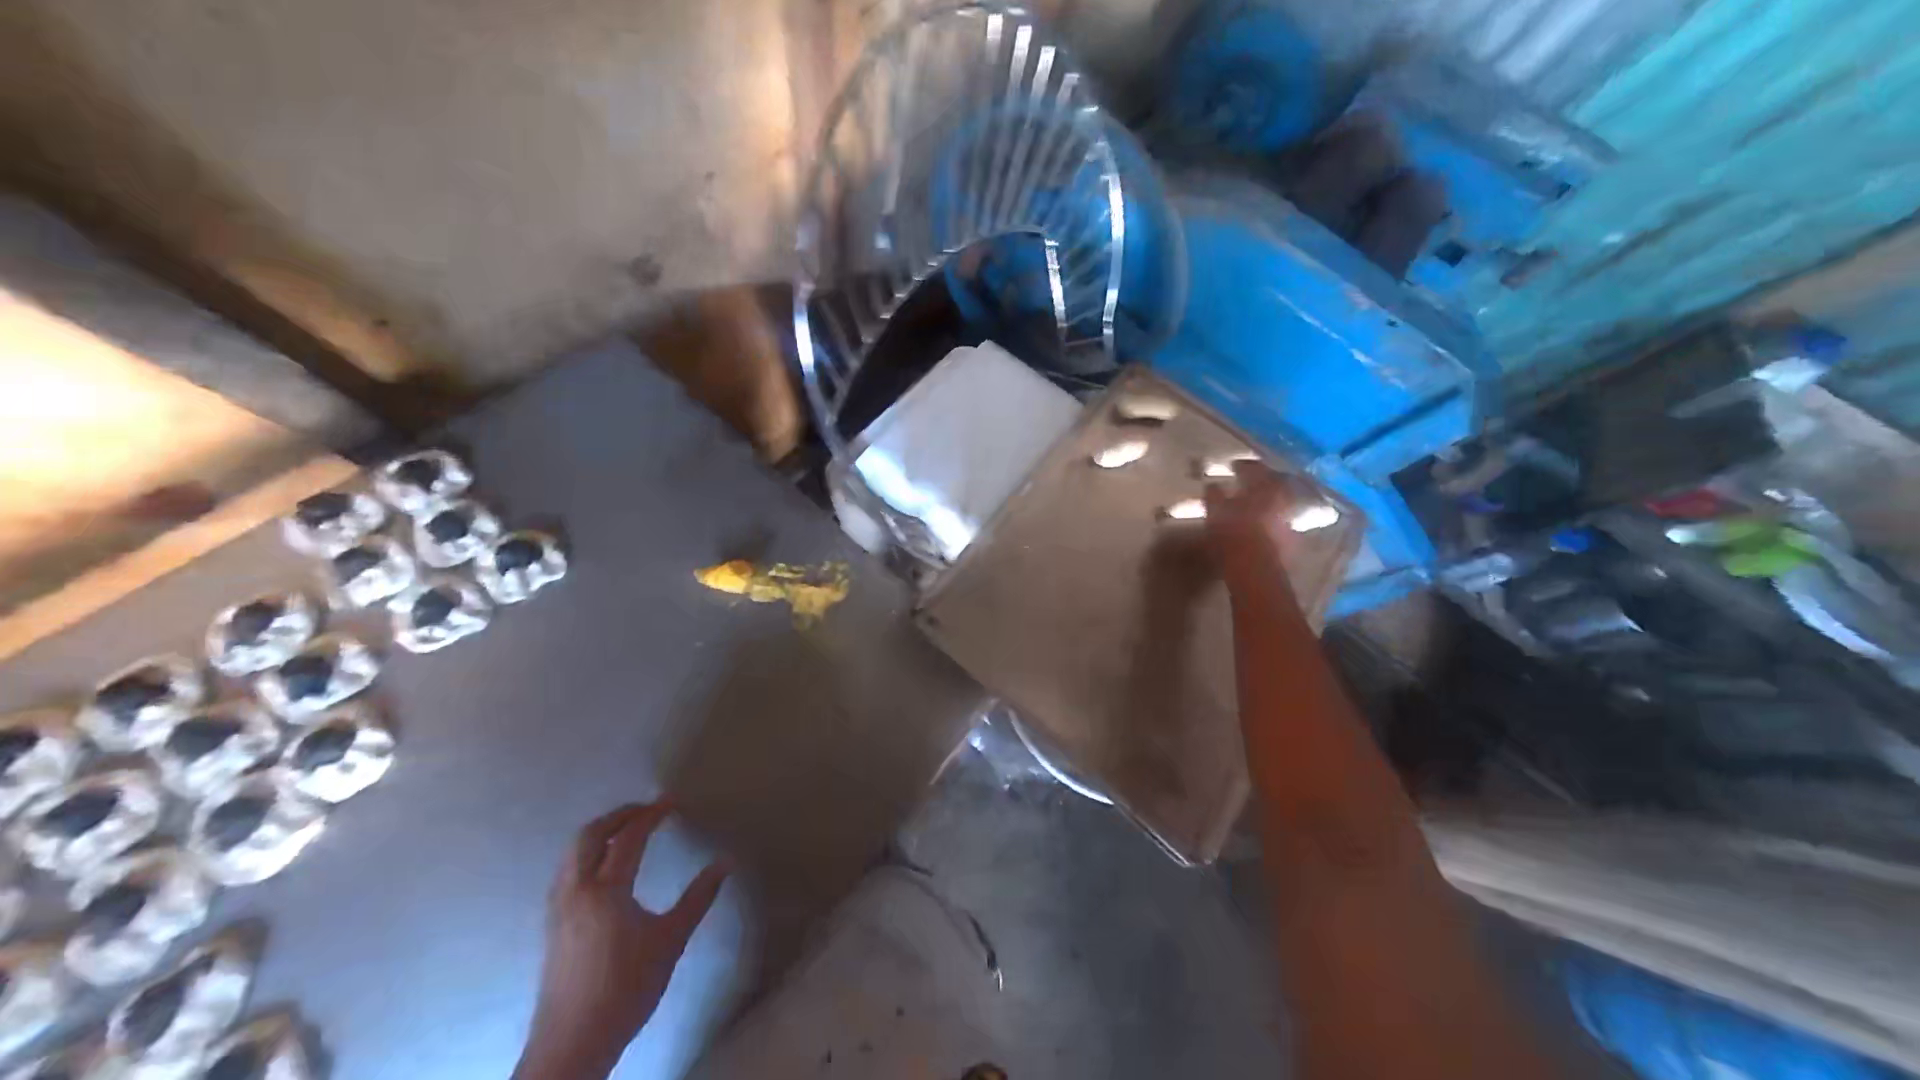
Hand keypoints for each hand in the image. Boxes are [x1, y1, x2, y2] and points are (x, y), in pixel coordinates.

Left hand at [515, 801, 729, 1079]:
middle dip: (619, 815)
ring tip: (626, 831)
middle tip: (647, 809)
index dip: (652, 815)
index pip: (629, 838)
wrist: (574, 1041)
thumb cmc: (627, 987)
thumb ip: (698, 898)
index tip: (672, 801)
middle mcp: (575, 890)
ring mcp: (558, 908)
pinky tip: (603, 868)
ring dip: (599, 832)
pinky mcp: (551, 924)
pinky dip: (586, 853)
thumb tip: (725, 862)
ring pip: (572, 853)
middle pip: (590, 836)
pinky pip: (566, 871)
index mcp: (605, 890)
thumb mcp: (670, 941)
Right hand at [1203, 460, 1321, 584]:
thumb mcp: (1214, 513)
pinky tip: (1264, 525)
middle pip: (1276, 483)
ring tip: (1258, 503)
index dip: (1243, 465)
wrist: (1255, 570)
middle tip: (1252, 481)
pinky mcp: (1292, 539)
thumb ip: (1214, 495)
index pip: (1254, 468)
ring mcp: (1288, 519)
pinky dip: (1273, 519)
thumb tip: (1212, 483)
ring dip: (1270, 499)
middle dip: (1264, 479)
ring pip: (1282, 502)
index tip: (1233, 465)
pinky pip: (1283, 521)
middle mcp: (1280, 499)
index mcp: (1262, 488)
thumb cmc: (1231, 535)